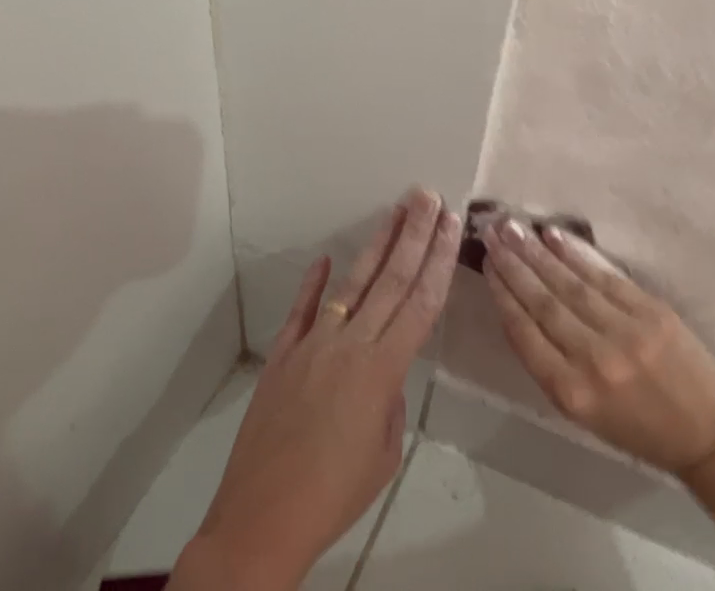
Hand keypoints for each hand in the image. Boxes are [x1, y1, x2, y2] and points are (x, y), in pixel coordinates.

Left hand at [172, 188, 460, 590]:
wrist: (263, 518)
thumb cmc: (336, 494)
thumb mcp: (384, 450)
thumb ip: (390, 401)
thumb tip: (385, 375)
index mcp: (383, 370)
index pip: (421, 303)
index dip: (439, 260)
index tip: (451, 225)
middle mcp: (350, 345)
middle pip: (391, 280)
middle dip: (414, 235)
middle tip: (427, 197)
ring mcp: (312, 346)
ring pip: (351, 285)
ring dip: (376, 246)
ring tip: (394, 212)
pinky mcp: (282, 357)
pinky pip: (302, 311)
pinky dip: (313, 284)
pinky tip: (324, 258)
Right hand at [478, 217, 714, 474]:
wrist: (707, 431)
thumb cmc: (639, 429)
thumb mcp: (583, 413)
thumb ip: (550, 366)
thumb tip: (519, 312)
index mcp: (571, 393)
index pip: (525, 334)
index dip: (503, 296)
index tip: (487, 266)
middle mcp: (593, 360)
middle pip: (543, 303)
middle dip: (514, 266)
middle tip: (492, 234)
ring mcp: (625, 331)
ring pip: (570, 285)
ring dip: (537, 254)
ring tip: (513, 229)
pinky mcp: (651, 311)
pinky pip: (605, 277)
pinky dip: (577, 254)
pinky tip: (555, 237)